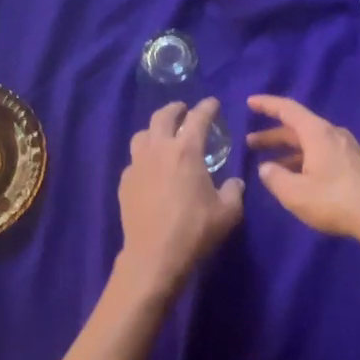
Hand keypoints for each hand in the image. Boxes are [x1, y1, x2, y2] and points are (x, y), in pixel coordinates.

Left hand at [115, 99, 244, 297]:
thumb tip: (234, 183)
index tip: (213, 103)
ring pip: (142, 135)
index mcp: (186, 151)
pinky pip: (134, 160)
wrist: (154, 256)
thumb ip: (234, 191)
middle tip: (184, 111)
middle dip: (175, 109)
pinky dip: (144, 157)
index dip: (207, 107)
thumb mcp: (228, 212)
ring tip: (163, 136)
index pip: (198, 118)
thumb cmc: (195, 230)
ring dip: (155, 130)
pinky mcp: (125, 182)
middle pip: (162, 116)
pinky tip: (151, 169)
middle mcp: (158, 150)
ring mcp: (137, 165)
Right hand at [247, 95, 359, 243]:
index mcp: (318, 133)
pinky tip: (295, 177)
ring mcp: (346, 148)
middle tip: (250, 143)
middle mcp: (333, 134)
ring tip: (268, 165)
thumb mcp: (295, 193)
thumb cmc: (334, 201)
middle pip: (298, 127)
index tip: (250, 102)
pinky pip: (321, 153)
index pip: (288, 109)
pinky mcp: (354, 164)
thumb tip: (266, 168)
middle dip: (272, 135)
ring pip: (310, 142)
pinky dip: (303, 159)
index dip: (267, 104)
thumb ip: (274, 177)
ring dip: (287, 151)